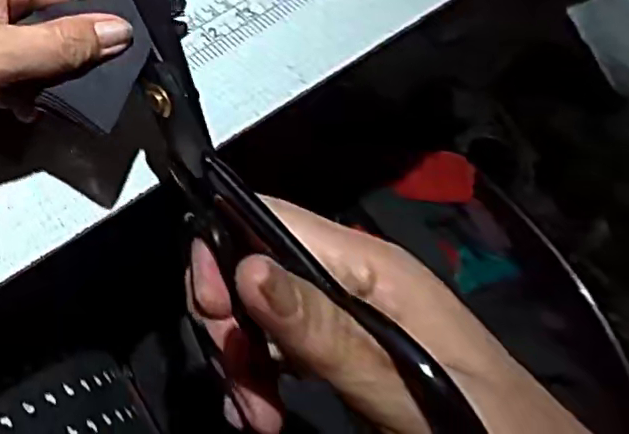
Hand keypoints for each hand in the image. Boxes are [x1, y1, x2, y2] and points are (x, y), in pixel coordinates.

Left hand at [0, 0, 132, 138]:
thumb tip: (117, 31)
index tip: (109, 59)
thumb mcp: (2, 52)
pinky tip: (6, 104)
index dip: (92, 23)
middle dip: (60, 56)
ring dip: (34, 74)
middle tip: (65, 89)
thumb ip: (64, 44)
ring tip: (28, 103)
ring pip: (24, 42)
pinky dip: (9, 80)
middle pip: (47, 17)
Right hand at [188, 197, 589, 433]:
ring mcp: (343, 316)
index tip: (208, 307)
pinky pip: (271, 345)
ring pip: (252, 306)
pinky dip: (252, 374)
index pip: (264, 216)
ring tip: (252, 411)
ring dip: (237, 352)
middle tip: (234, 374)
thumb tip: (246, 269)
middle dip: (224, 311)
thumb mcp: (420, 395)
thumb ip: (332, 333)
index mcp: (370, 264)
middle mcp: (349, 277)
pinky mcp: (339, 354)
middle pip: (248, 260)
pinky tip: (257, 411)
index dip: (220, 247)